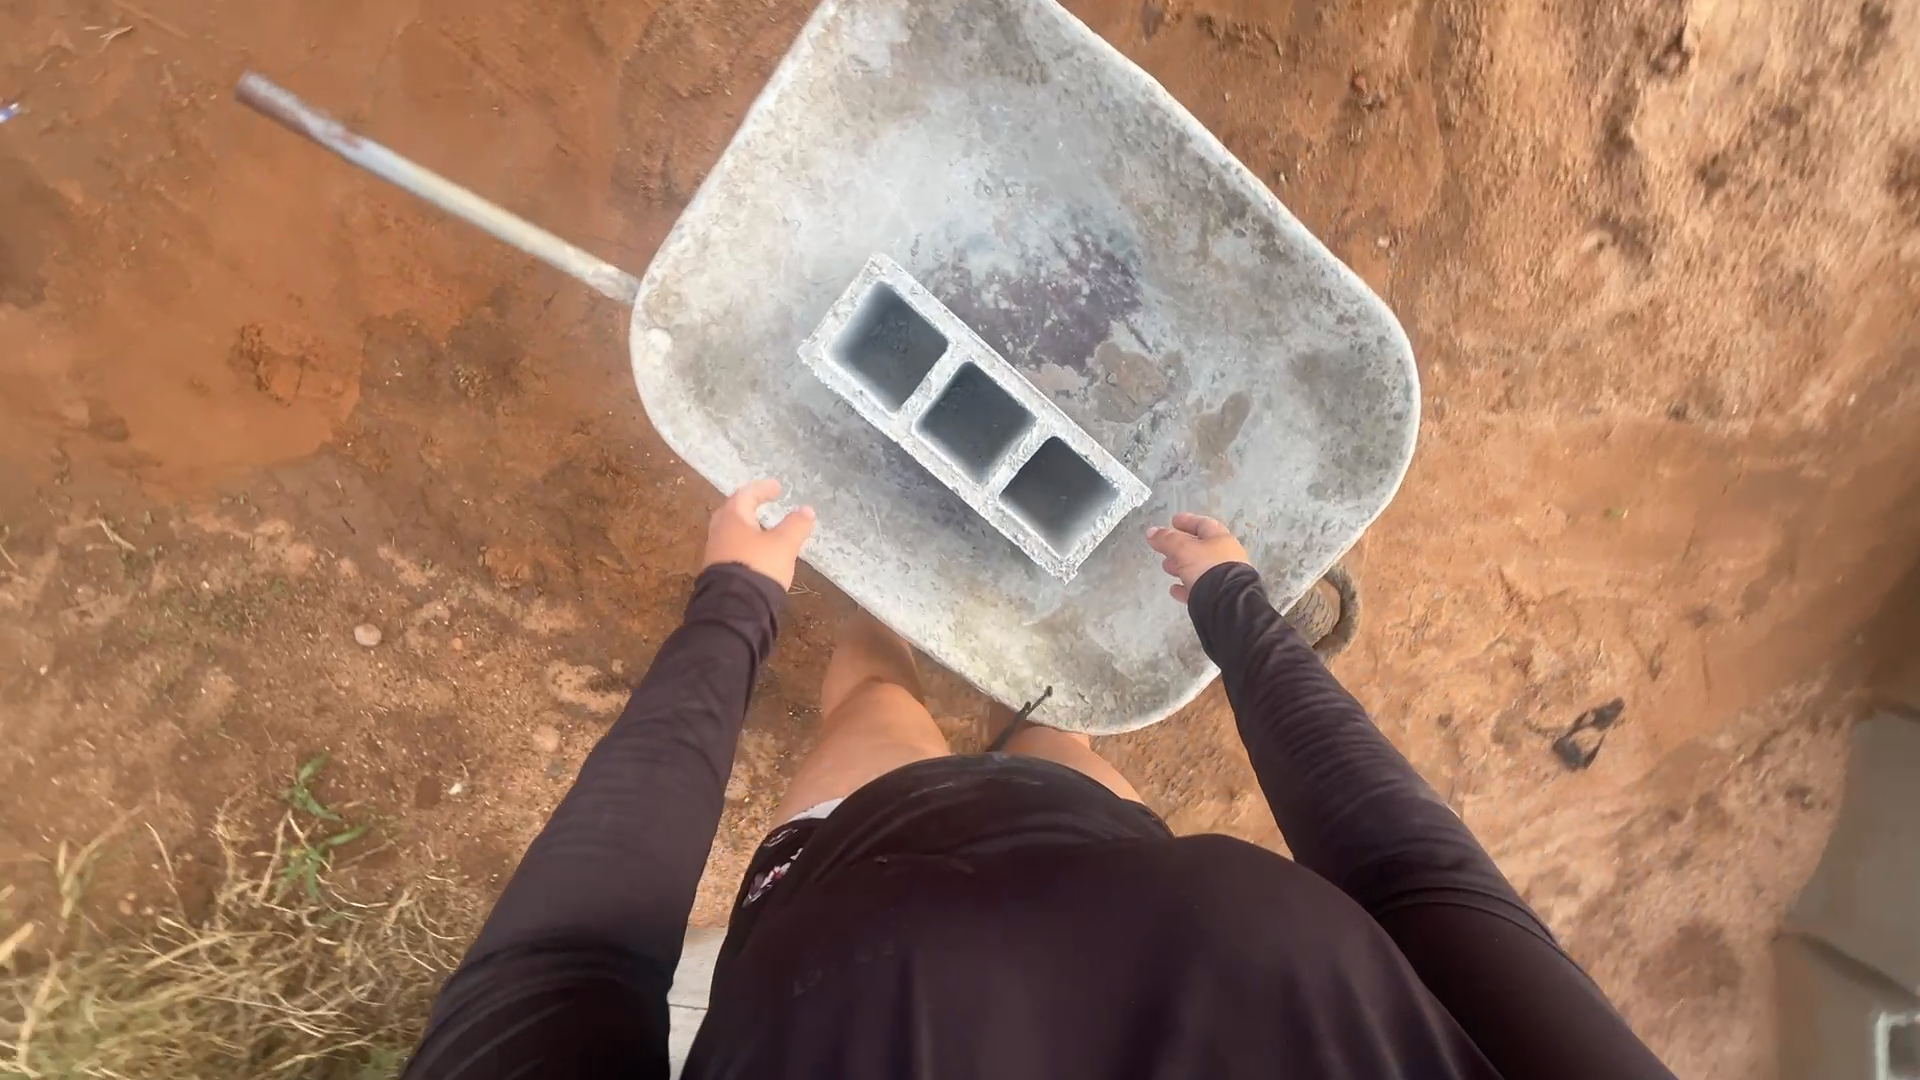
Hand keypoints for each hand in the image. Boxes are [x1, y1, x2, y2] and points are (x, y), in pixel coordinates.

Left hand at [703, 478, 815, 590]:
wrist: (735, 607)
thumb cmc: (759, 566)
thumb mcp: (784, 544)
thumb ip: (796, 525)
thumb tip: (807, 510)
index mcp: (733, 519)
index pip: (746, 495)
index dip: (763, 489)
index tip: (777, 487)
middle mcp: (720, 533)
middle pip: (731, 512)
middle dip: (747, 506)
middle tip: (761, 504)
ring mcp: (715, 555)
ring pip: (730, 533)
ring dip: (746, 528)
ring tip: (762, 531)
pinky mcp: (718, 574)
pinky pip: (730, 551)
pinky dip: (744, 546)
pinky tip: (756, 555)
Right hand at [1146, 513, 1249, 603]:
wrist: (1226, 603)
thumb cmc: (1208, 568)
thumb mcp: (1183, 549)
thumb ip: (1167, 539)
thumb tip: (1151, 532)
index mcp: (1221, 540)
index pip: (1203, 524)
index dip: (1187, 521)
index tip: (1173, 520)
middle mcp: (1226, 557)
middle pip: (1200, 547)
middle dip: (1180, 546)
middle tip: (1165, 546)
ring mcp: (1223, 577)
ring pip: (1199, 568)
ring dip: (1181, 566)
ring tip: (1166, 567)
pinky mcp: (1218, 596)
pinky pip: (1199, 588)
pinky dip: (1186, 586)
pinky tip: (1175, 590)